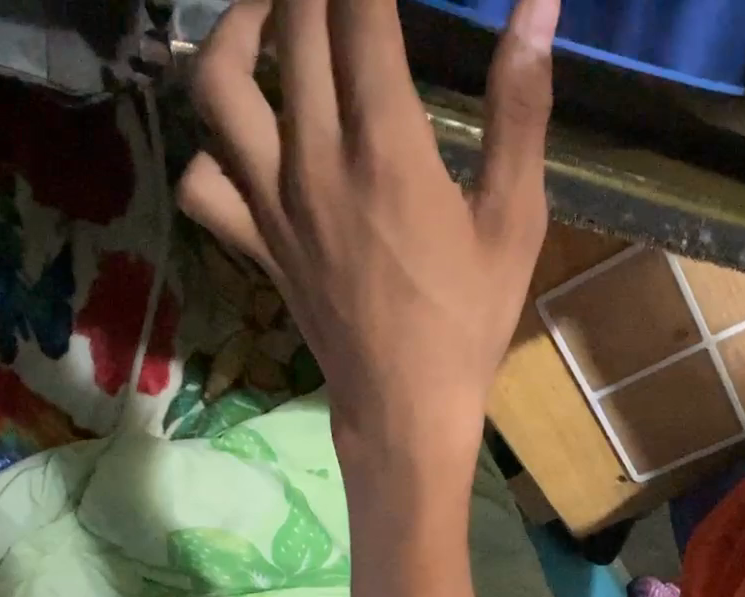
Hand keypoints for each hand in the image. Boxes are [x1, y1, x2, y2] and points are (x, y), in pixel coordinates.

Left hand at [177, 0, 559, 482]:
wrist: (406, 409)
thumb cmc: (469, 321)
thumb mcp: (515, 222)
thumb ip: (521, 111)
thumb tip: (539, 7)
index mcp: (388, 150)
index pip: (358, 13)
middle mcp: (314, 161)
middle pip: (292, 28)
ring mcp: (271, 203)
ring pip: (219, 86)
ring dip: (238, 28)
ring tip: (271, 13)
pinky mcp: (254, 243)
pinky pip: (204, 180)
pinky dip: (211, 147)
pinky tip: (244, 139)